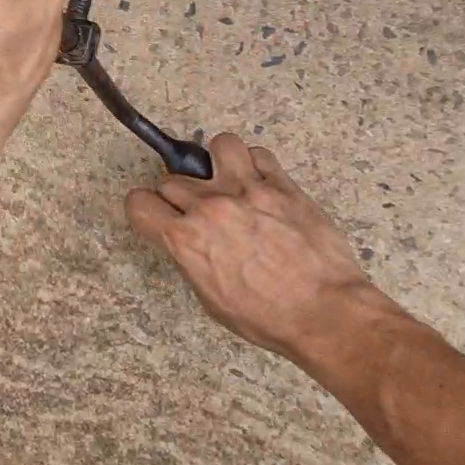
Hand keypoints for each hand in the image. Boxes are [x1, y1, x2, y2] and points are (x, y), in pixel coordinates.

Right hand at [126, 134, 401, 360]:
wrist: (325, 313)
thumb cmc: (269, 317)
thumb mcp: (211, 299)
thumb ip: (190, 257)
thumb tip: (186, 238)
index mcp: (186, 240)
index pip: (138, 202)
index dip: (144, 209)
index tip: (156, 214)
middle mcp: (210, 208)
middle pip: (172, 179)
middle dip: (181, 196)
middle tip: (202, 214)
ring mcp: (247, 190)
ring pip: (216, 146)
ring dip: (218, 163)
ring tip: (231, 182)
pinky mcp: (281, 185)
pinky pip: (258, 153)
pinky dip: (256, 165)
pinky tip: (262, 185)